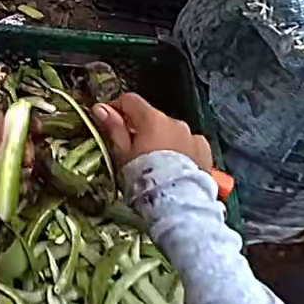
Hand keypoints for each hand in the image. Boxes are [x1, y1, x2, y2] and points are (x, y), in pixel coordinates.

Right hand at [92, 93, 212, 171]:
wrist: (178, 203)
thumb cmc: (145, 178)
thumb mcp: (122, 154)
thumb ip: (113, 128)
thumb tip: (99, 108)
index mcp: (151, 118)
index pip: (130, 100)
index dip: (116, 108)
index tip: (109, 122)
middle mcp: (174, 121)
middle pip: (150, 117)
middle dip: (139, 128)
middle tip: (131, 151)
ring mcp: (191, 135)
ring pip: (169, 131)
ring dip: (159, 140)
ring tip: (154, 163)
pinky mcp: (204, 150)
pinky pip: (187, 143)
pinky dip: (179, 150)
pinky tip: (173, 166)